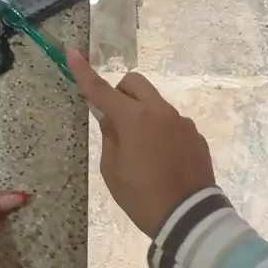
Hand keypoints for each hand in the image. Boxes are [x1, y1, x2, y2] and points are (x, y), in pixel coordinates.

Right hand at [67, 47, 215, 239]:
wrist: (190, 217)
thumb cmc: (142, 196)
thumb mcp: (112, 169)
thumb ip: (109, 135)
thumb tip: (109, 115)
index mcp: (133, 118)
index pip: (101, 89)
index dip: (83, 71)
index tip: (72, 50)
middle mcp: (159, 111)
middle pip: (135, 83)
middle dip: (121, 93)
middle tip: (116, 120)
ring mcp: (181, 121)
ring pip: (155, 103)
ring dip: (143, 115)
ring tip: (143, 151)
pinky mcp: (195, 135)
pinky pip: (172, 123)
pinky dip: (161, 132)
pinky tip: (163, 161)